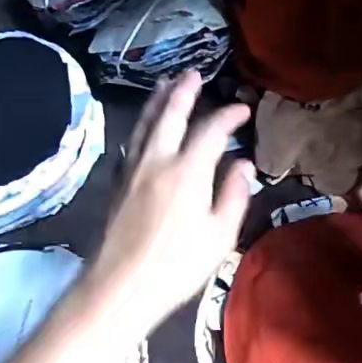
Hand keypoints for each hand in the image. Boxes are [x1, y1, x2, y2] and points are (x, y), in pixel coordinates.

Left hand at [80, 71, 252, 333]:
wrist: (120, 287)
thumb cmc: (178, 266)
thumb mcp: (220, 234)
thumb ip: (234, 195)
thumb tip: (243, 165)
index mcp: (187, 172)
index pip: (211, 131)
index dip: (228, 116)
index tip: (244, 109)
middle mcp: (156, 161)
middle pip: (169, 114)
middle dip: (183, 91)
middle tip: (193, 74)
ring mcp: (132, 170)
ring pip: (145, 124)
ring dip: (158, 101)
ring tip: (166, 84)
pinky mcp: (117, 183)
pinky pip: (132, 141)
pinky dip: (143, 125)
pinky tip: (145, 126)